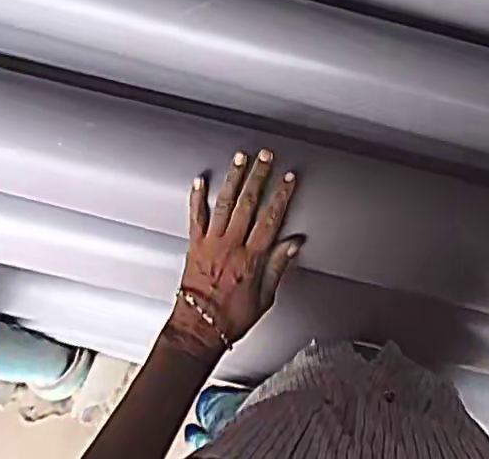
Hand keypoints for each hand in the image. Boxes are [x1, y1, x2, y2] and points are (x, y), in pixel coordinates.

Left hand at [164, 149, 302, 361]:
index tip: (288, 178)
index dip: (282, 195)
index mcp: (251, 259)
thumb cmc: (230, 318)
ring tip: (240, 158)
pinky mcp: (194, 244)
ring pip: (224, 202)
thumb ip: (279, 266)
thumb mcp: (265, 298)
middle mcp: (231, 246)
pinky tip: (200, 180)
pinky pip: (196, 216)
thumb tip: (294, 243)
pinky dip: (197, 197)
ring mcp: (211, 243)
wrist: (197, 331)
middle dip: (259, 175)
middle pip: (248, 202)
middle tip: (266, 156)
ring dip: (234, 177)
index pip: (271, 218)